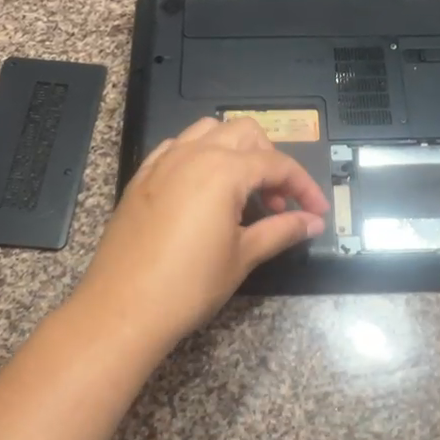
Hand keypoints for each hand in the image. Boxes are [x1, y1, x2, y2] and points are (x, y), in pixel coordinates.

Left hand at [72, 117, 328, 347]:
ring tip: (246, 189)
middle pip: (246, 133)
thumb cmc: (189, 285)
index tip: (317, 211)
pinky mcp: (143, 176)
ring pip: (210, 131)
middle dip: (271, 160)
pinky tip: (206, 188)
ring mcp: (164, 161)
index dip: (303, 186)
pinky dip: (201, 155)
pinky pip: (178, 147)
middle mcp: (194, 153)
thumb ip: (281, 231)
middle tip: (281, 202)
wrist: (123, 308)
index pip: (277, 164)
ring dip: (236, 149)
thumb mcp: (243, 257)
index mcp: (223, 170)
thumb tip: (313, 221)